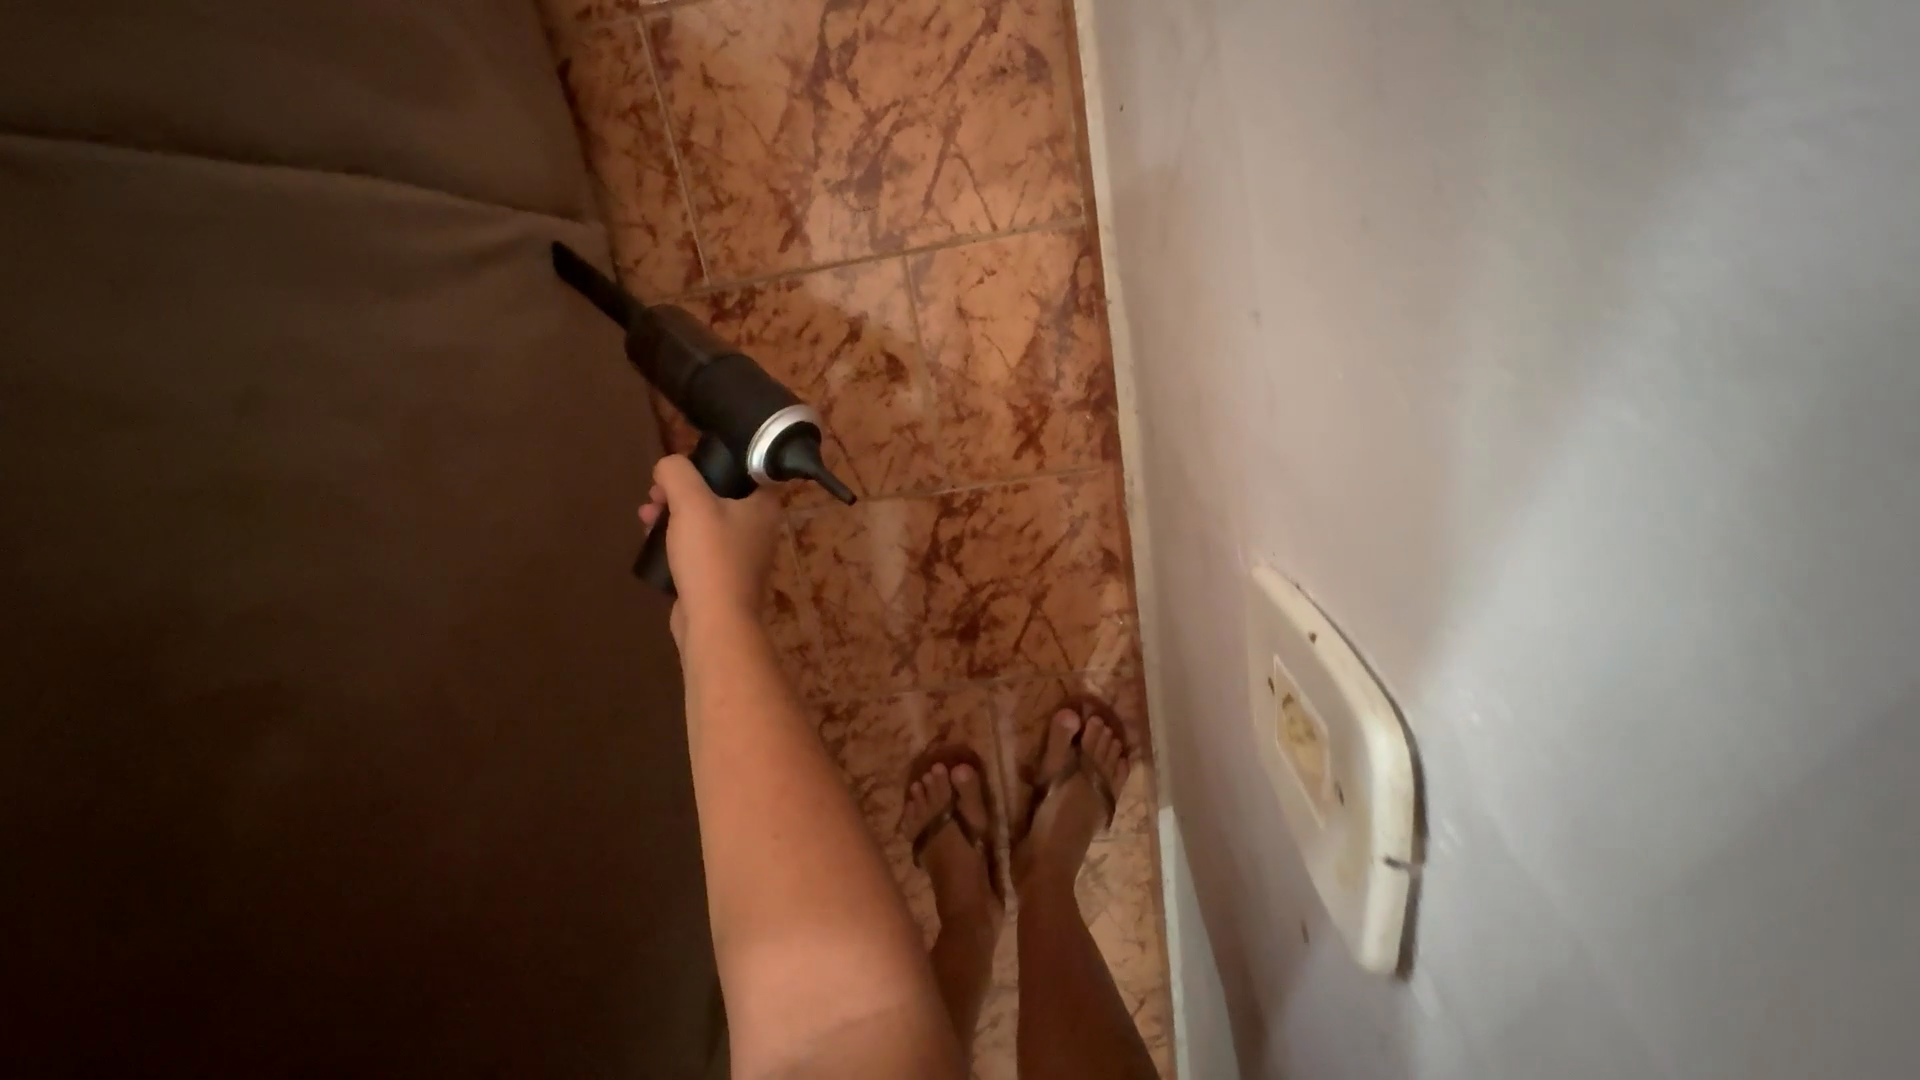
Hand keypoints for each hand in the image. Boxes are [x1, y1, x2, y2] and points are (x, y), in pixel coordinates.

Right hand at [639, 454, 781, 641]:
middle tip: (654, 495)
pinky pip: (700, 548)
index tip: (681, 469)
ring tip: (646, 516)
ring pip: (704, 521)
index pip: (744, 468)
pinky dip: (678, 541)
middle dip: (681, 491)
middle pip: (717, 495)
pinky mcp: (724, 576)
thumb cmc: (710, 556)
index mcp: (764, 505)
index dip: (710, 462)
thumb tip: (668, 466)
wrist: (715, 621)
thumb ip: (678, 473)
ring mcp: (743, 554)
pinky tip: (653, 541)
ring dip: (674, 514)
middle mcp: (760, 527)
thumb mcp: (691, 503)